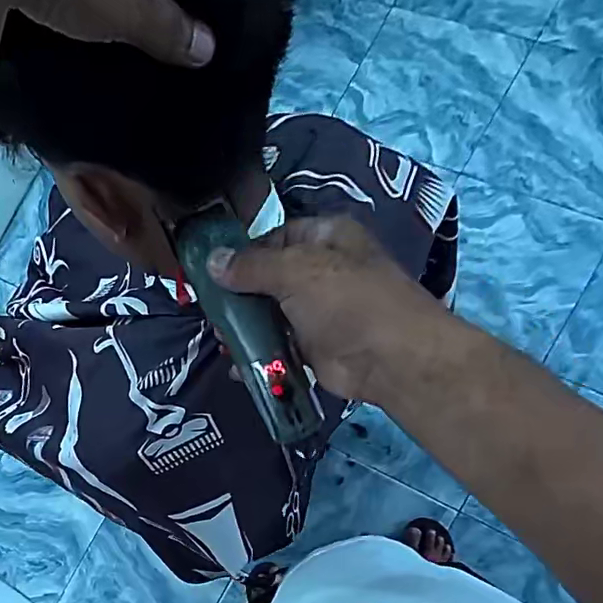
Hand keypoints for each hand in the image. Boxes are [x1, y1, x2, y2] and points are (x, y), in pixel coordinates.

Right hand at [209, 217, 450, 401]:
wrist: (390, 358)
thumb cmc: (347, 300)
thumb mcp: (296, 270)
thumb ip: (251, 266)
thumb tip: (212, 262)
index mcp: (326, 238)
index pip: (276, 237)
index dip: (245, 254)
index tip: (214, 273)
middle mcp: (324, 271)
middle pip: (271, 279)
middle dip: (241, 296)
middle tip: (212, 312)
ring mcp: (322, 312)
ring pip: (273, 316)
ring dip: (247, 329)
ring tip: (222, 340)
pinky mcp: (318, 348)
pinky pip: (282, 347)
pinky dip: (261, 356)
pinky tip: (239, 364)